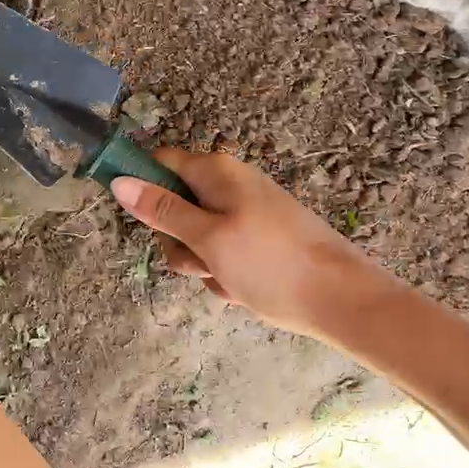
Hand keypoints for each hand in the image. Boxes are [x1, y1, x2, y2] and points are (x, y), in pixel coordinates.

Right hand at [109, 149, 405, 340]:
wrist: (351, 306)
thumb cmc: (273, 265)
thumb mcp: (207, 238)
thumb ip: (160, 210)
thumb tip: (117, 181)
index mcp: (216, 171)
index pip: (157, 162)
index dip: (141, 185)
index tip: (139, 218)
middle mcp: (230, 184)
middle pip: (174, 203)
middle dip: (177, 238)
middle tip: (199, 260)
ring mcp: (247, 212)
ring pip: (196, 233)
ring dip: (200, 261)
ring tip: (227, 280)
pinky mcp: (260, 238)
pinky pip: (223, 249)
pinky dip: (225, 270)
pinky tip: (244, 289)